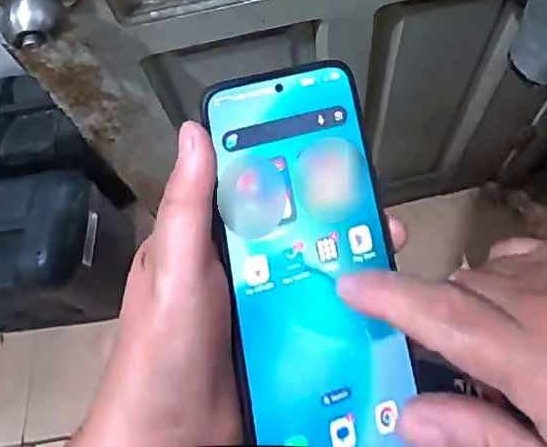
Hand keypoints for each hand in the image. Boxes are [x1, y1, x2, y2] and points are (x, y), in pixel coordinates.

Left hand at [77, 121, 406, 446]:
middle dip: (337, 205)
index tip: (330, 141)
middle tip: (373, 197)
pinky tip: (379, 293)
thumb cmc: (159, 352)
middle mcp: (243, 260)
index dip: (293, 157)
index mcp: (212, 234)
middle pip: (297, 219)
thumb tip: (194, 132)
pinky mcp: (287, 335)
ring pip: (316, 259)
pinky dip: (351, 296)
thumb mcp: (173, 268)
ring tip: (387, 242)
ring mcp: (267, 298)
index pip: (257, 180)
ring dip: (351, 249)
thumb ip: (188, 204)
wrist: (170, 446)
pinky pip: (324, 305)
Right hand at [338, 238, 546, 446]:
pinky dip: (509, 276)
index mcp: (543, 358)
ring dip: (475, 298)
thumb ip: (479, 438)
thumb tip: (408, 409)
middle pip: (464, 286)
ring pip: (493, 266)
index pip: (443, 313)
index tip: (348, 282)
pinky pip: (529, 253)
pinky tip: (525, 316)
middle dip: (437, 314)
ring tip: (486, 348)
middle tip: (435, 358)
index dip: (390, 295)